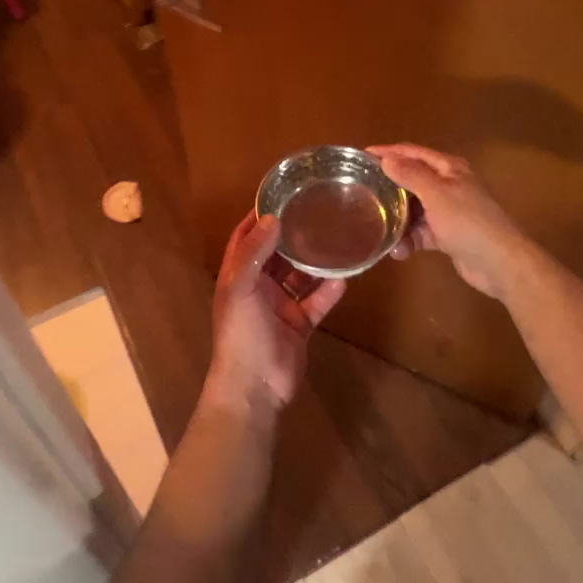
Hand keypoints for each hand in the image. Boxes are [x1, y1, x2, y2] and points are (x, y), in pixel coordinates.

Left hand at [206, 212, 345, 414]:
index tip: (281, 194)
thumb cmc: (242, 333)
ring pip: (299, 276)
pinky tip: (345, 277)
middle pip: (276, 253)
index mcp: (238, 275)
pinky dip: (328, 290)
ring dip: (314, 262)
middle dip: (293, 235)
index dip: (260, 216)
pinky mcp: (299, 325)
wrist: (255, 387)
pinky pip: (316, 302)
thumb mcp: (242, 287)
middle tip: (318, 212)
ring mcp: (279, 306)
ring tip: (336, 239)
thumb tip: (271, 217)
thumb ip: (255, 252)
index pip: (246, 236)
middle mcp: (258, 286)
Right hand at [369, 143, 540, 301]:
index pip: (412, 153)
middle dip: (389, 189)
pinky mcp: (447, 235)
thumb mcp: (437, 194)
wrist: (500, 263)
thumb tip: (387, 159)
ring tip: (379, 229)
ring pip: (414, 210)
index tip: (361, 156)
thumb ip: (411, 175)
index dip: (388, 152)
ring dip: (398, 220)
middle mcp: (448, 186)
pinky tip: (399, 252)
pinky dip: (410, 240)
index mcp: (448, 169)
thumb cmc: (468, 222)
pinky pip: (421, 233)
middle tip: (362, 193)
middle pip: (411, 181)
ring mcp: (448, 212)